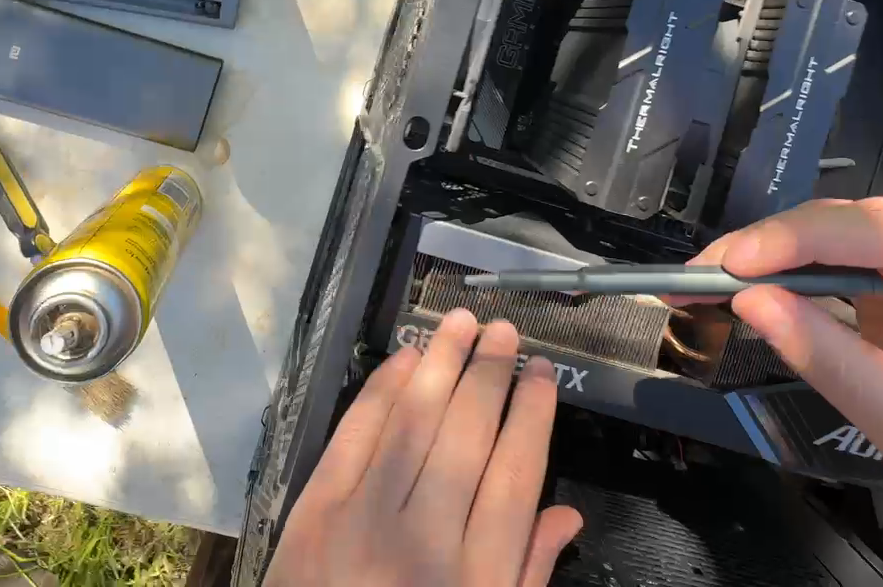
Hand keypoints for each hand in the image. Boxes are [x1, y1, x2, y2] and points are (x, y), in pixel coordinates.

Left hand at [263, 308, 582, 586]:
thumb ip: (527, 575)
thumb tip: (568, 514)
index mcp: (474, 579)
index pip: (515, 476)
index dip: (531, 415)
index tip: (541, 372)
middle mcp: (423, 540)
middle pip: (466, 436)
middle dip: (490, 374)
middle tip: (506, 331)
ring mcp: (363, 519)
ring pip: (415, 420)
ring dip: (441, 362)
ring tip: (463, 322)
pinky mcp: (315, 508)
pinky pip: (356, 433)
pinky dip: (382, 389)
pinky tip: (406, 358)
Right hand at [692, 197, 882, 525]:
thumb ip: (825, 355)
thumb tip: (749, 300)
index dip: (800, 237)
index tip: (731, 263)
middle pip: (856, 222)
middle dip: (772, 244)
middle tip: (700, 275)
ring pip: (842, 225)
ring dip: (774, 249)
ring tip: (714, 276)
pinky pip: (846, 243)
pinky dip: (795, 259)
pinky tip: (755, 273)